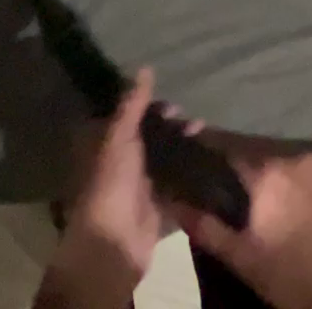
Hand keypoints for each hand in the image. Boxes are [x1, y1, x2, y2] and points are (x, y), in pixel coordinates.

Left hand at [37, 68, 200, 308]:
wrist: (113, 243)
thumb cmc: (110, 182)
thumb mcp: (119, 136)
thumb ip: (133, 104)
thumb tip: (145, 67)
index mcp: (104, 142)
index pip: (128, 116)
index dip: (149, 108)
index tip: (173, 105)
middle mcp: (119, 161)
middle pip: (149, 137)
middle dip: (171, 128)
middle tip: (194, 123)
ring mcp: (137, 185)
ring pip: (163, 159)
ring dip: (182, 148)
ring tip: (204, 139)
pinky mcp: (154, 207)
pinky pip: (174, 185)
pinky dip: (188, 175)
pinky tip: (207, 165)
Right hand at [171, 155, 311, 308]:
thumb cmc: (295, 280)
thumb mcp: (245, 260)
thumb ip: (207, 227)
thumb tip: (174, 202)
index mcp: (268, 173)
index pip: (232, 155)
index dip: (220, 166)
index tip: (211, 176)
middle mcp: (300, 159)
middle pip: (269, 163)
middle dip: (259, 181)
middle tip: (256, 210)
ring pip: (301, 171)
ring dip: (292, 186)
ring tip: (290, 215)